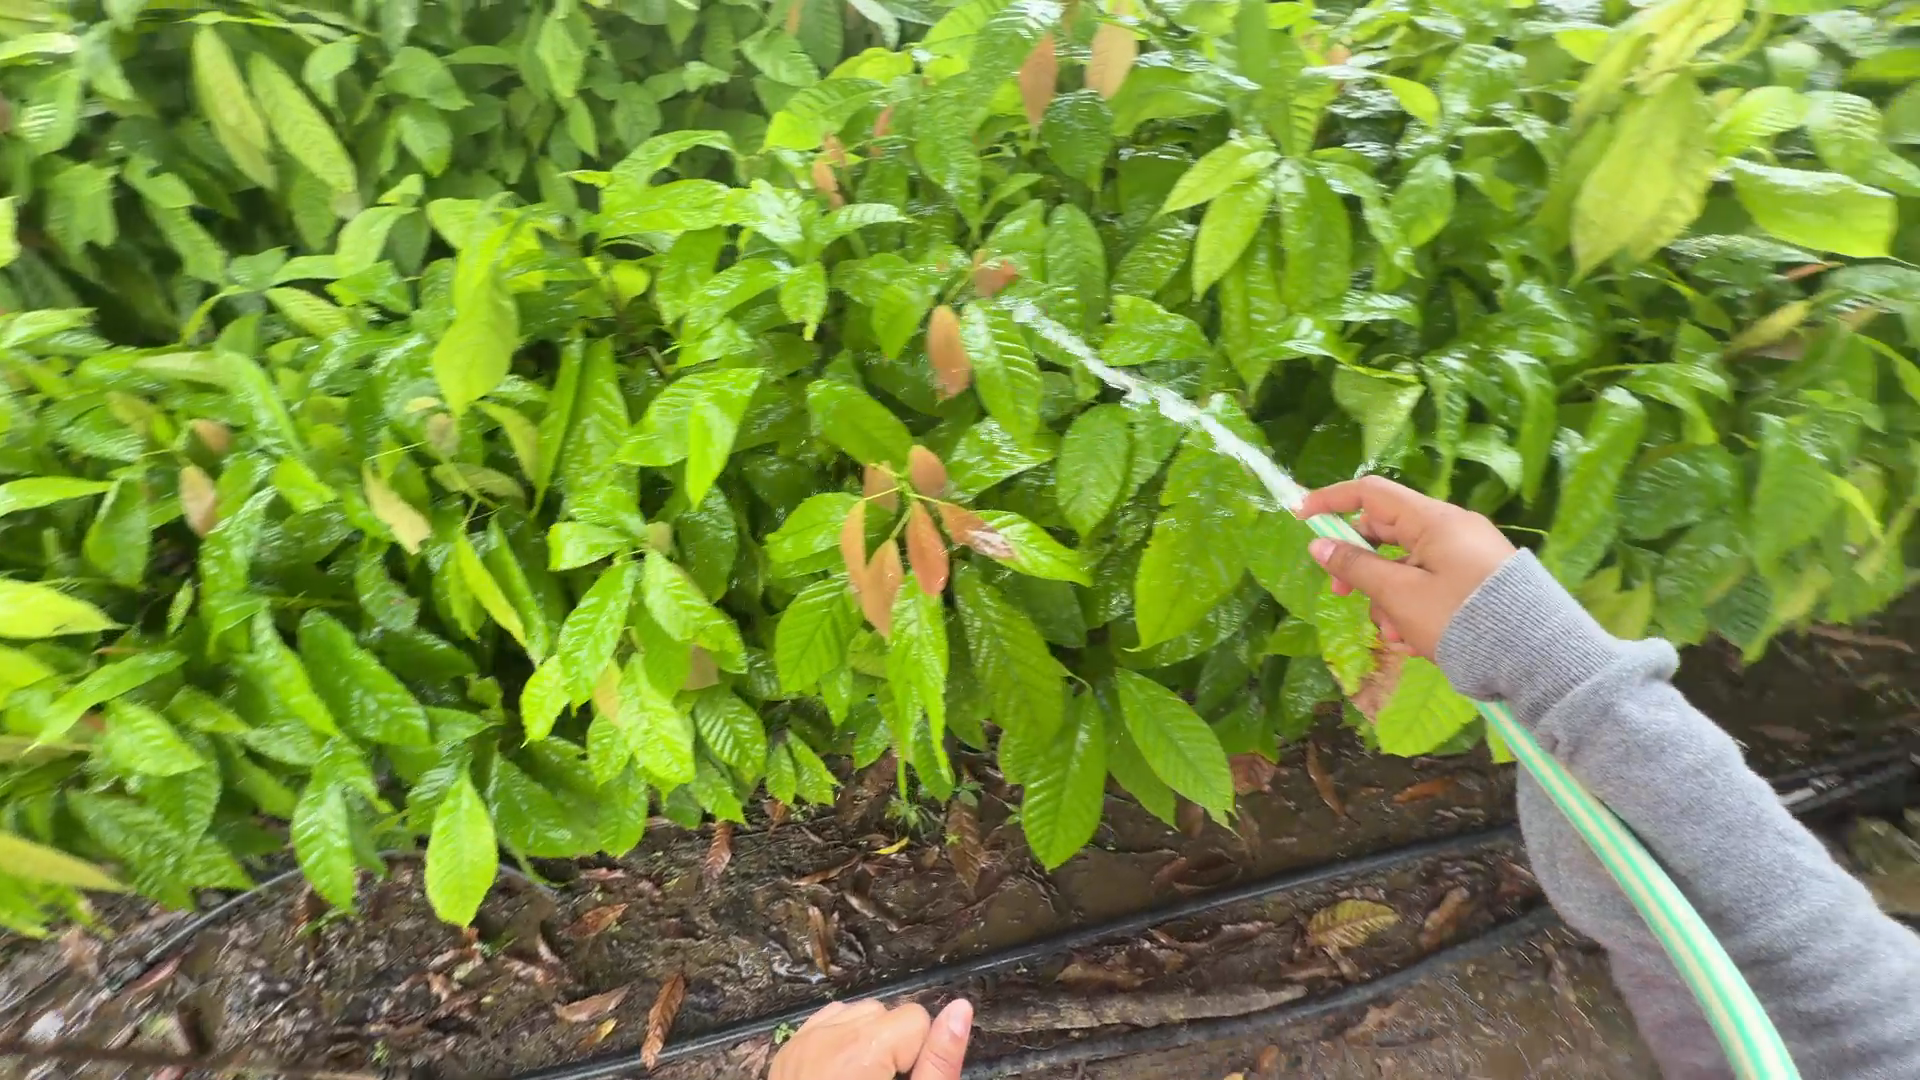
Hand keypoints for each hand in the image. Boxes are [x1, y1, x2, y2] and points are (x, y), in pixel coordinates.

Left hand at [769, 998, 972, 1079]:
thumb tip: (960, 1007)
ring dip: (868, 1043)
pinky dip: (841, 1040)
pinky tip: (839, 1077)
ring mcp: (803, 1041)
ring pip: (859, 1014)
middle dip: (893, 1050)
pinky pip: (829, 1020)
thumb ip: (939, 1064)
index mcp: (862, 1050)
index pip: (917, 1019)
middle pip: (887, 1014)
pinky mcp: (788, 1050)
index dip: (918, 1058)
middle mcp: (829, 1035)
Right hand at [1294, 476, 1516, 658]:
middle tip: (1341, 593)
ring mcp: (1467, 555)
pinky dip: (1411, 605)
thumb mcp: (1397, 594)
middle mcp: (1452, 530)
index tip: (1301, 517)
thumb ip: (1355, 566)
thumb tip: (1320, 545)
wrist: (1542, 660)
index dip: (1331, 500)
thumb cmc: (1459, 618)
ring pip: (1405, 564)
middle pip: (1386, 532)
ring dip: (1386, 596)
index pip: (1371, 493)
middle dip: (1359, 564)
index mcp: (1434, 521)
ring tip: (1392, 634)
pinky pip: (1429, 582)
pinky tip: (1414, 639)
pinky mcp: (1477, 581)